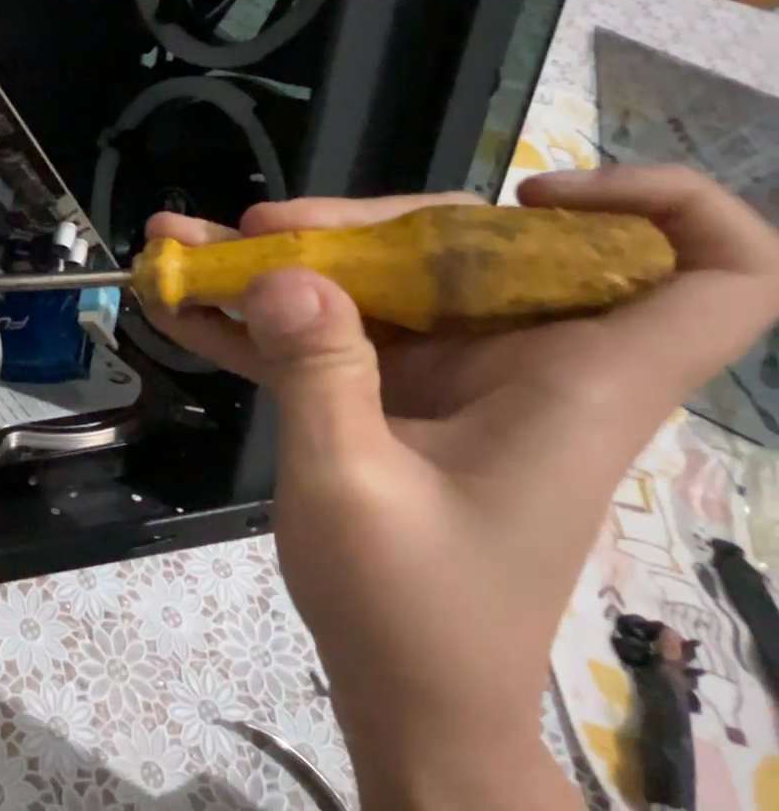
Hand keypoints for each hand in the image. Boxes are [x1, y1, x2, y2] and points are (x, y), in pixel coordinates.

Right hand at [145, 165, 778, 803]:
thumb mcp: (350, 486)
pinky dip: (257, 322)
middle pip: (471, 248)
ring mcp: (449, 383)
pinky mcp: (389, 403)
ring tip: (179, 247)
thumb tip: (279, 273)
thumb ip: (318, 373)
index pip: (713, 275)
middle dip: (355, 226)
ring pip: (380, 286)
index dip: (656, 207)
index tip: (534, 195)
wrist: (408, 696)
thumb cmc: (410, 607)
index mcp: (574, 382)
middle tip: (250, 230)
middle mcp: (522, 366)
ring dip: (277, 265)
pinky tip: (178, 308)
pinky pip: (326, 338)